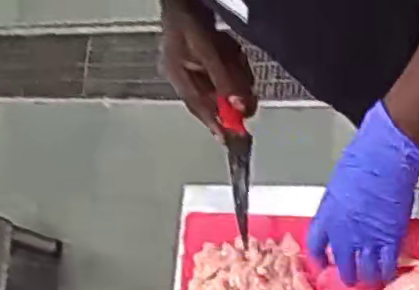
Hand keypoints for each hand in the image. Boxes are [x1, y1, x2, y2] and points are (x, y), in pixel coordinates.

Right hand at [159, 0, 254, 136]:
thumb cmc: (187, 18)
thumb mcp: (207, 50)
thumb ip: (224, 81)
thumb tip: (238, 108)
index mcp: (180, 77)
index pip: (201, 110)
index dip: (218, 127)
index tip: (230, 141)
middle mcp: (191, 80)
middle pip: (222, 102)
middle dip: (233, 87)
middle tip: (236, 71)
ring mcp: (204, 74)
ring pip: (231, 90)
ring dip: (236, 72)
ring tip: (227, 50)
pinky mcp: (215, 68)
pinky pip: (234, 77)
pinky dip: (236, 64)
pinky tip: (228, 48)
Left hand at [307, 102, 418, 287]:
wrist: (385, 158)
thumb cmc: (362, 161)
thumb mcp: (339, 186)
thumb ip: (339, 209)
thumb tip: (346, 218)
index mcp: (327, 216)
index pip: (316, 246)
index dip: (319, 259)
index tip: (322, 265)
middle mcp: (345, 233)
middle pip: (344, 266)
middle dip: (348, 276)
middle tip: (352, 279)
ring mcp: (368, 240)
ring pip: (366, 272)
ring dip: (368, 279)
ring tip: (372, 282)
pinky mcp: (390, 241)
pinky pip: (387, 267)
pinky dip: (387, 274)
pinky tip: (388, 275)